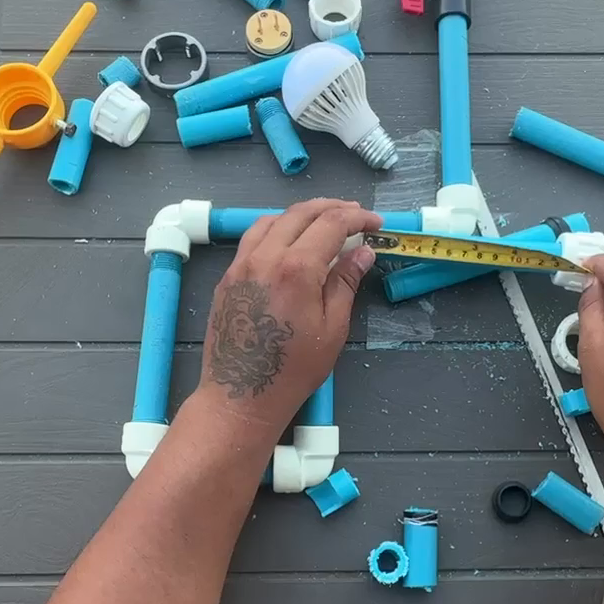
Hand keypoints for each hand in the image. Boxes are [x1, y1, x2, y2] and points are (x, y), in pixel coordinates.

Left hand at [189, 199, 379, 438]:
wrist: (241, 395)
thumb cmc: (293, 369)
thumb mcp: (332, 328)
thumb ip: (345, 283)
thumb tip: (362, 252)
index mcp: (296, 268)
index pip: (331, 224)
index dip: (357, 218)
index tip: (375, 224)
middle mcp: (265, 257)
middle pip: (300, 214)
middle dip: (331, 208)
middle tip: (354, 215)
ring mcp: (241, 265)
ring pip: (272, 220)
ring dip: (301, 214)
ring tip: (323, 222)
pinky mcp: (228, 277)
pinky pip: (252, 238)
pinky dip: (276, 228)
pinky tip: (289, 241)